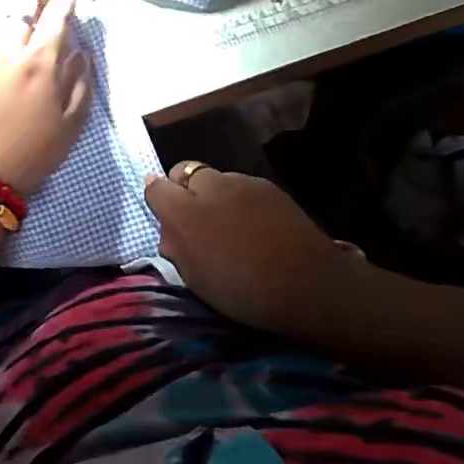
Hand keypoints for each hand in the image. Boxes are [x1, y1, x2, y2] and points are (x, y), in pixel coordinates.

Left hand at [0, 0, 92, 195]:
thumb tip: (81, 55)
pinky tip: (5, 35)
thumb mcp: (70, 124)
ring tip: (29, 9)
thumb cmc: (35, 152)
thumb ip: (79, 85)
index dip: (64, 2)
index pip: (55, 22)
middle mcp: (12, 55)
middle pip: (24, 14)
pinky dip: (0, 33)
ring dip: (18, 12)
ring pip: (2, 26)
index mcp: (41, 65)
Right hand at [144, 164, 366, 336]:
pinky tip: (254, 224)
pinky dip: (239, 198)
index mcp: (186, 214)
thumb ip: (175, 244)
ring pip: (215, 177)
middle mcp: (211, 187)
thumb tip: (167, 223)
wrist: (308, 285)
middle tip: (197, 221)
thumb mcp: (195, 278)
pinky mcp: (268, 186)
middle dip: (184, 190)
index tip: (167, 220)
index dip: (158, 201)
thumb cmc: (243, 291)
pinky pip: (241, 185)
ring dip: (213, 194)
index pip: (155, 187)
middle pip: (184, 172)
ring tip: (230, 224)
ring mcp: (242, 182)